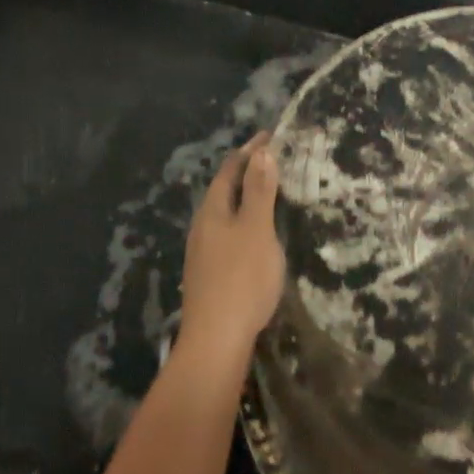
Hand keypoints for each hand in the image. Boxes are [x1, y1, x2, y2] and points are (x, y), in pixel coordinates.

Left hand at [176, 132, 285, 372]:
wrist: (216, 338)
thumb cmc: (242, 278)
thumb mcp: (257, 230)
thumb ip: (260, 192)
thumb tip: (261, 152)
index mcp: (213, 211)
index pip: (230, 169)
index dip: (249, 150)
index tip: (269, 134)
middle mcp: (202, 226)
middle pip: (223, 190)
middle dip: (245, 171)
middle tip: (270, 158)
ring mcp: (202, 251)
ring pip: (223, 213)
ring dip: (244, 197)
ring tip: (266, 190)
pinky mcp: (209, 273)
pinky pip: (226, 233)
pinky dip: (243, 220)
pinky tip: (254, 233)